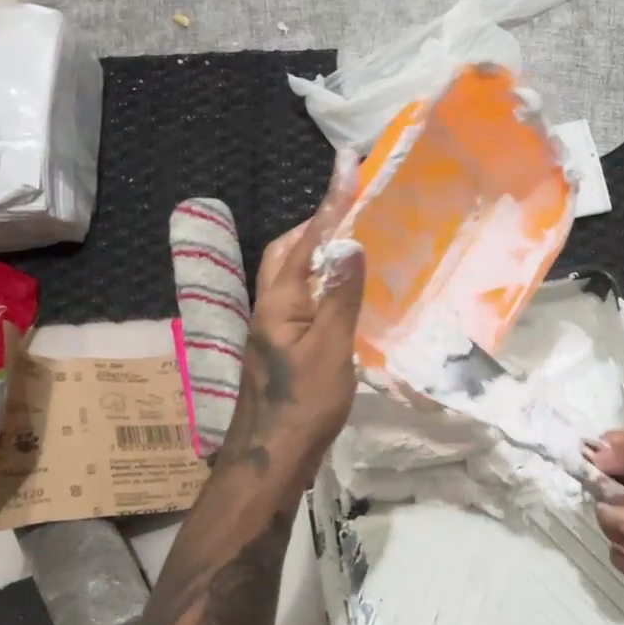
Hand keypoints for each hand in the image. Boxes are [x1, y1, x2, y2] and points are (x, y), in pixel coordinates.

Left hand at [215, 150, 365, 481]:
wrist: (271, 459)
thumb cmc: (303, 405)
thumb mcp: (331, 349)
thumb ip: (341, 296)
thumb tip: (350, 241)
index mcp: (280, 301)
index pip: (307, 239)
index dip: (330, 202)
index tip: (348, 165)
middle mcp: (270, 309)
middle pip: (287, 253)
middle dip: (315, 227)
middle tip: (351, 213)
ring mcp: (273, 333)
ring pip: (292, 279)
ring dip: (317, 257)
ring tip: (352, 251)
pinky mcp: (282, 353)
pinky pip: (302, 305)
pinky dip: (322, 289)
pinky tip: (344, 302)